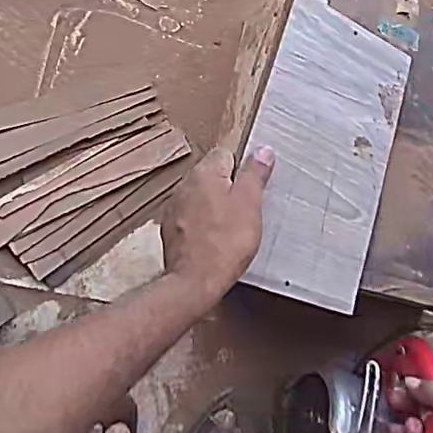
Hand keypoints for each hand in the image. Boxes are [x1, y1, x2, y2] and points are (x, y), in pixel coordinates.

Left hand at [163, 146, 273, 300]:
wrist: (196, 281)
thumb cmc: (225, 243)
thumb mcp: (250, 204)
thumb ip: (254, 175)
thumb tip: (262, 151)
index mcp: (204, 174)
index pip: (224, 154)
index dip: (242, 167)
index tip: (252, 183)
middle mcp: (184, 186)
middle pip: (210, 175)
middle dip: (228, 187)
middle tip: (246, 208)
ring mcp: (174, 207)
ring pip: (199, 196)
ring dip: (213, 205)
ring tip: (231, 225)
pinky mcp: (170, 228)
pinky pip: (190, 216)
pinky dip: (201, 222)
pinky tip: (214, 237)